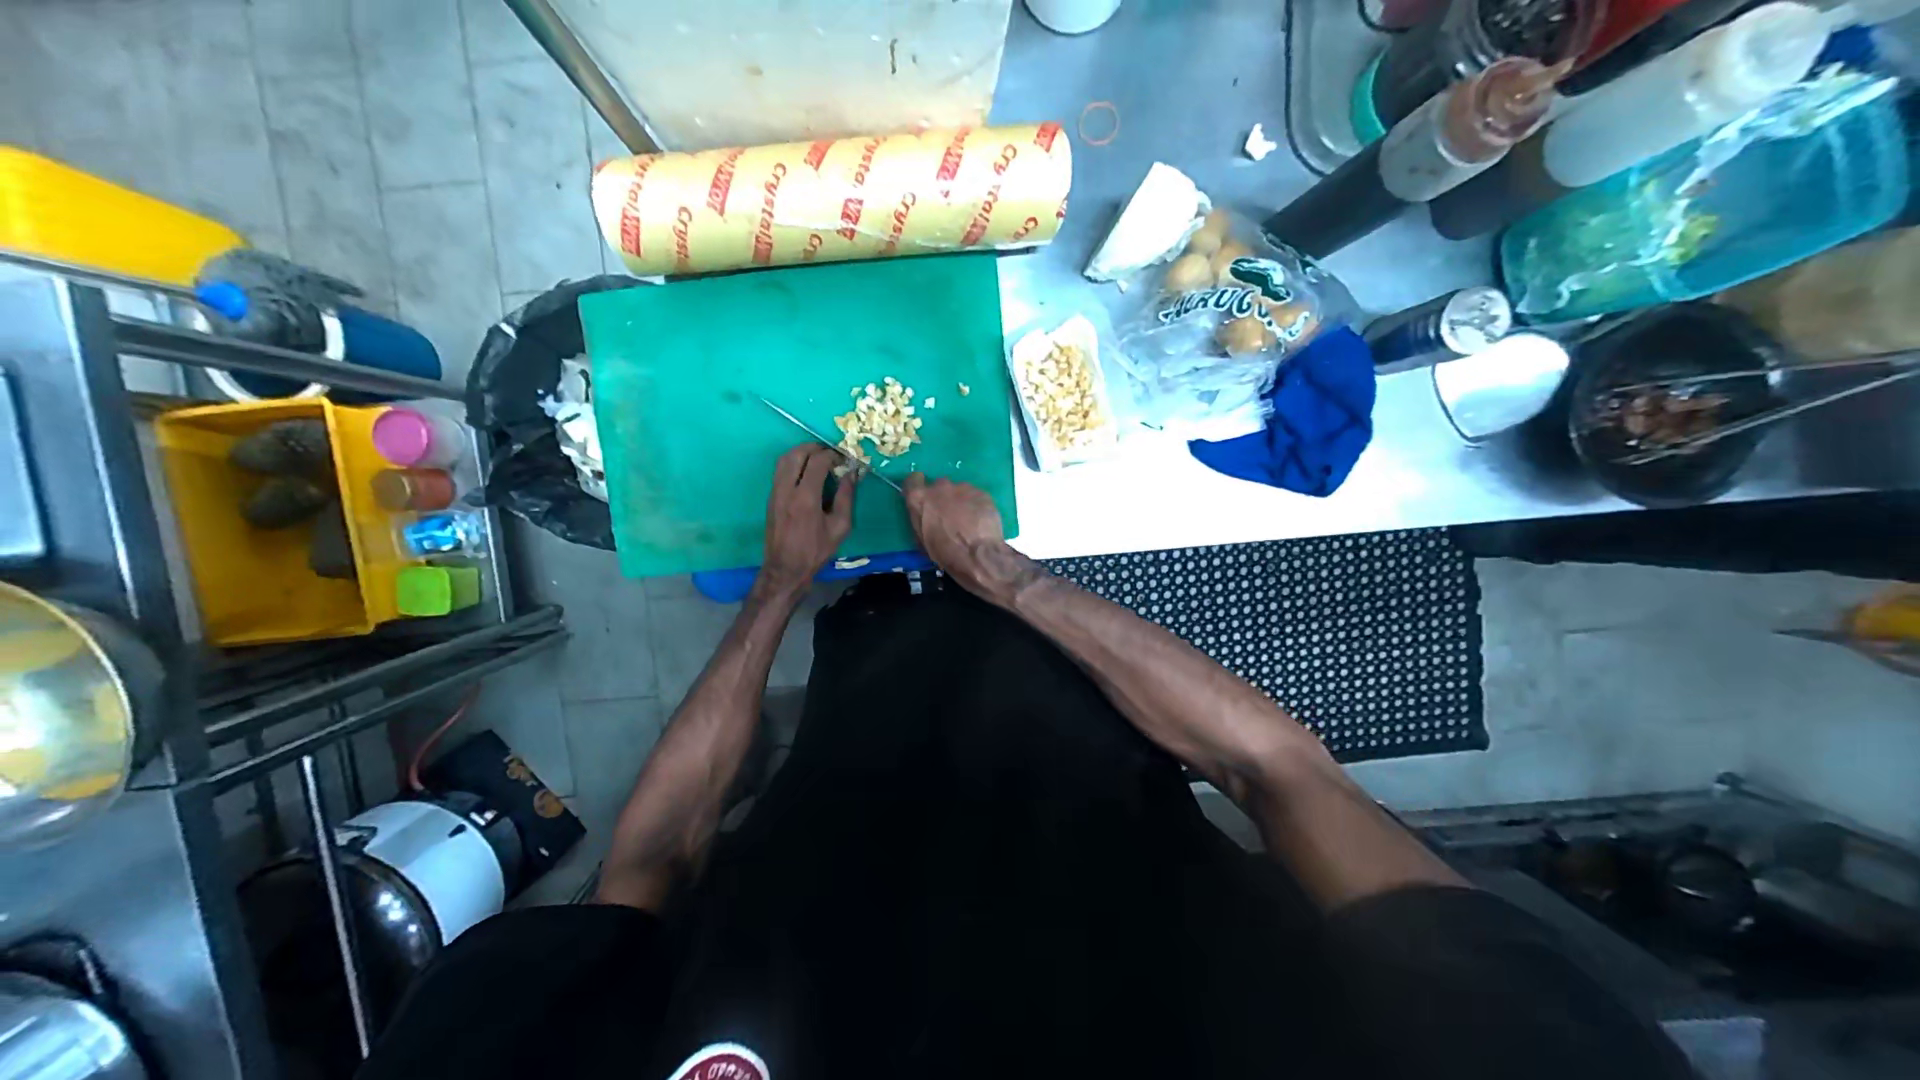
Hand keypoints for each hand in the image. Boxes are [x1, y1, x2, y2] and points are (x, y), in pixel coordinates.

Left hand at [761, 445, 855, 596]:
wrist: (785, 568)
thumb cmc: (816, 550)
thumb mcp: (840, 527)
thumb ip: (846, 497)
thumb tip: (852, 474)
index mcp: (806, 497)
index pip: (818, 462)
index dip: (833, 455)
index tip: (844, 459)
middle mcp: (787, 489)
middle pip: (797, 453)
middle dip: (815, 448)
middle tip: (830, 453)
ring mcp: (775, 492)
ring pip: (784, 459)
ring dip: (801, 452)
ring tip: (817, 457)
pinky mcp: (771, 496)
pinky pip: (780, 470)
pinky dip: (793, 462)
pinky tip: (806, 470)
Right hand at [902, 473, 1044, 605]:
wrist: (977, 556)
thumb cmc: (945, 552)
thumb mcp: (921, 539)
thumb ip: (920, 518)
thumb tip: (924, 513)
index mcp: (920, 498)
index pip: (913, 480)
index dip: (917, 487)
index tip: (924, 498)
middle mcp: (940, 487)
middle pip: (938, 486)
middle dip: (942, 498)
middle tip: (948, 516)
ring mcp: (963, 487)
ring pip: (959, 491)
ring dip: (960, 502)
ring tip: (967, 521)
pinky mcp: (982, 493)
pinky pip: (975, 497)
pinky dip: (975, 506)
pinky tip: (980, 522)